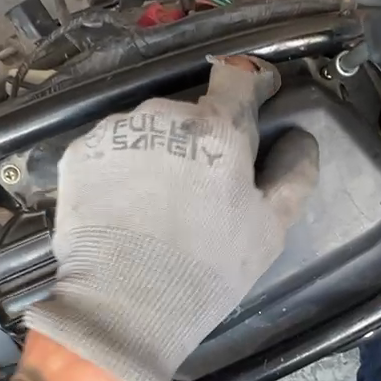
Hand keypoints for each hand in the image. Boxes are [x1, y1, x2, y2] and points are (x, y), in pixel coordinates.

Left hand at [25, 56, 319, 380]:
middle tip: (200, 187)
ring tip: (157, 204)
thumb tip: (301, 139)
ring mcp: (115, 131)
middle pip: (192, 111)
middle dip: (201, 138)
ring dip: (159, 152)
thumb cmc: (208, 268)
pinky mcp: (79, 155)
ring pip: (148, 130)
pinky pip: (111, 151)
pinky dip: (121, 170)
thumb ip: (295, 175)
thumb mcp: (270, 229)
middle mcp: (163, 114)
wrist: (123, 305)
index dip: (252, 84)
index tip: (256, 99)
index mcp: (218, 127)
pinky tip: (125, 208)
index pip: (239, 75)